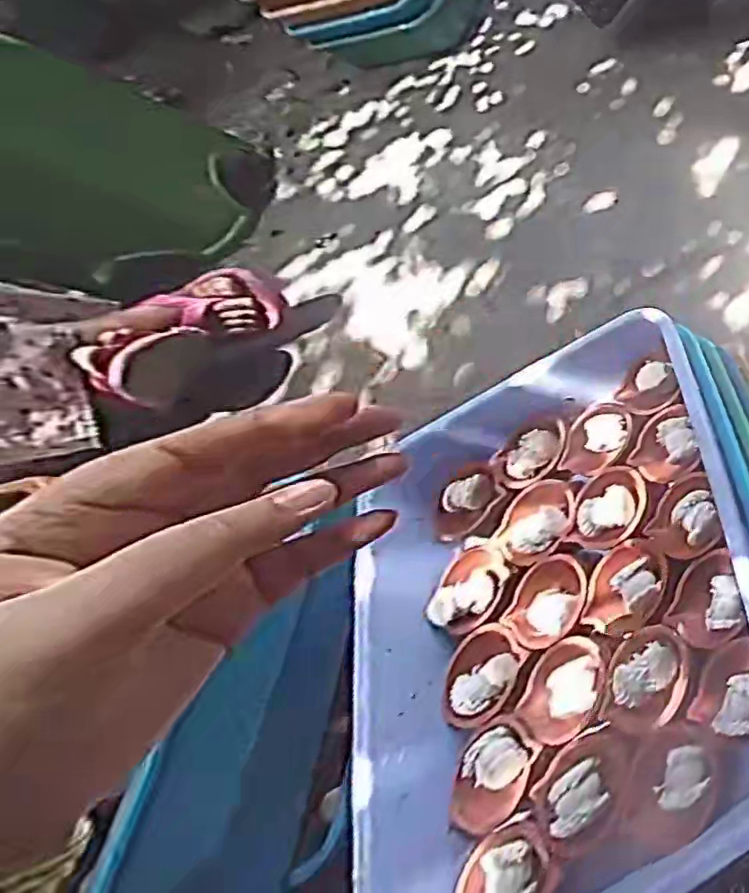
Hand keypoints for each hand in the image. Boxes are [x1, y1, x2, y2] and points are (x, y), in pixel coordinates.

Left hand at [0, 394, 405, 870]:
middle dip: (321, 443)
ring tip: (394, 465)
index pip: (190, 453)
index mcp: (80, 518)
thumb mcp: (90, 612)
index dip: (269, 426)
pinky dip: (340, 542)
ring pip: (285, 512)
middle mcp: (145, 534)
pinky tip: (375, 525)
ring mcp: (195, 572)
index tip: (337, 409)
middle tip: (382, 422)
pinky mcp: (231, 607)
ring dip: (344, 486)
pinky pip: (297, 562)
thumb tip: (309, 497)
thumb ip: (205, 547)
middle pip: (249, 472)